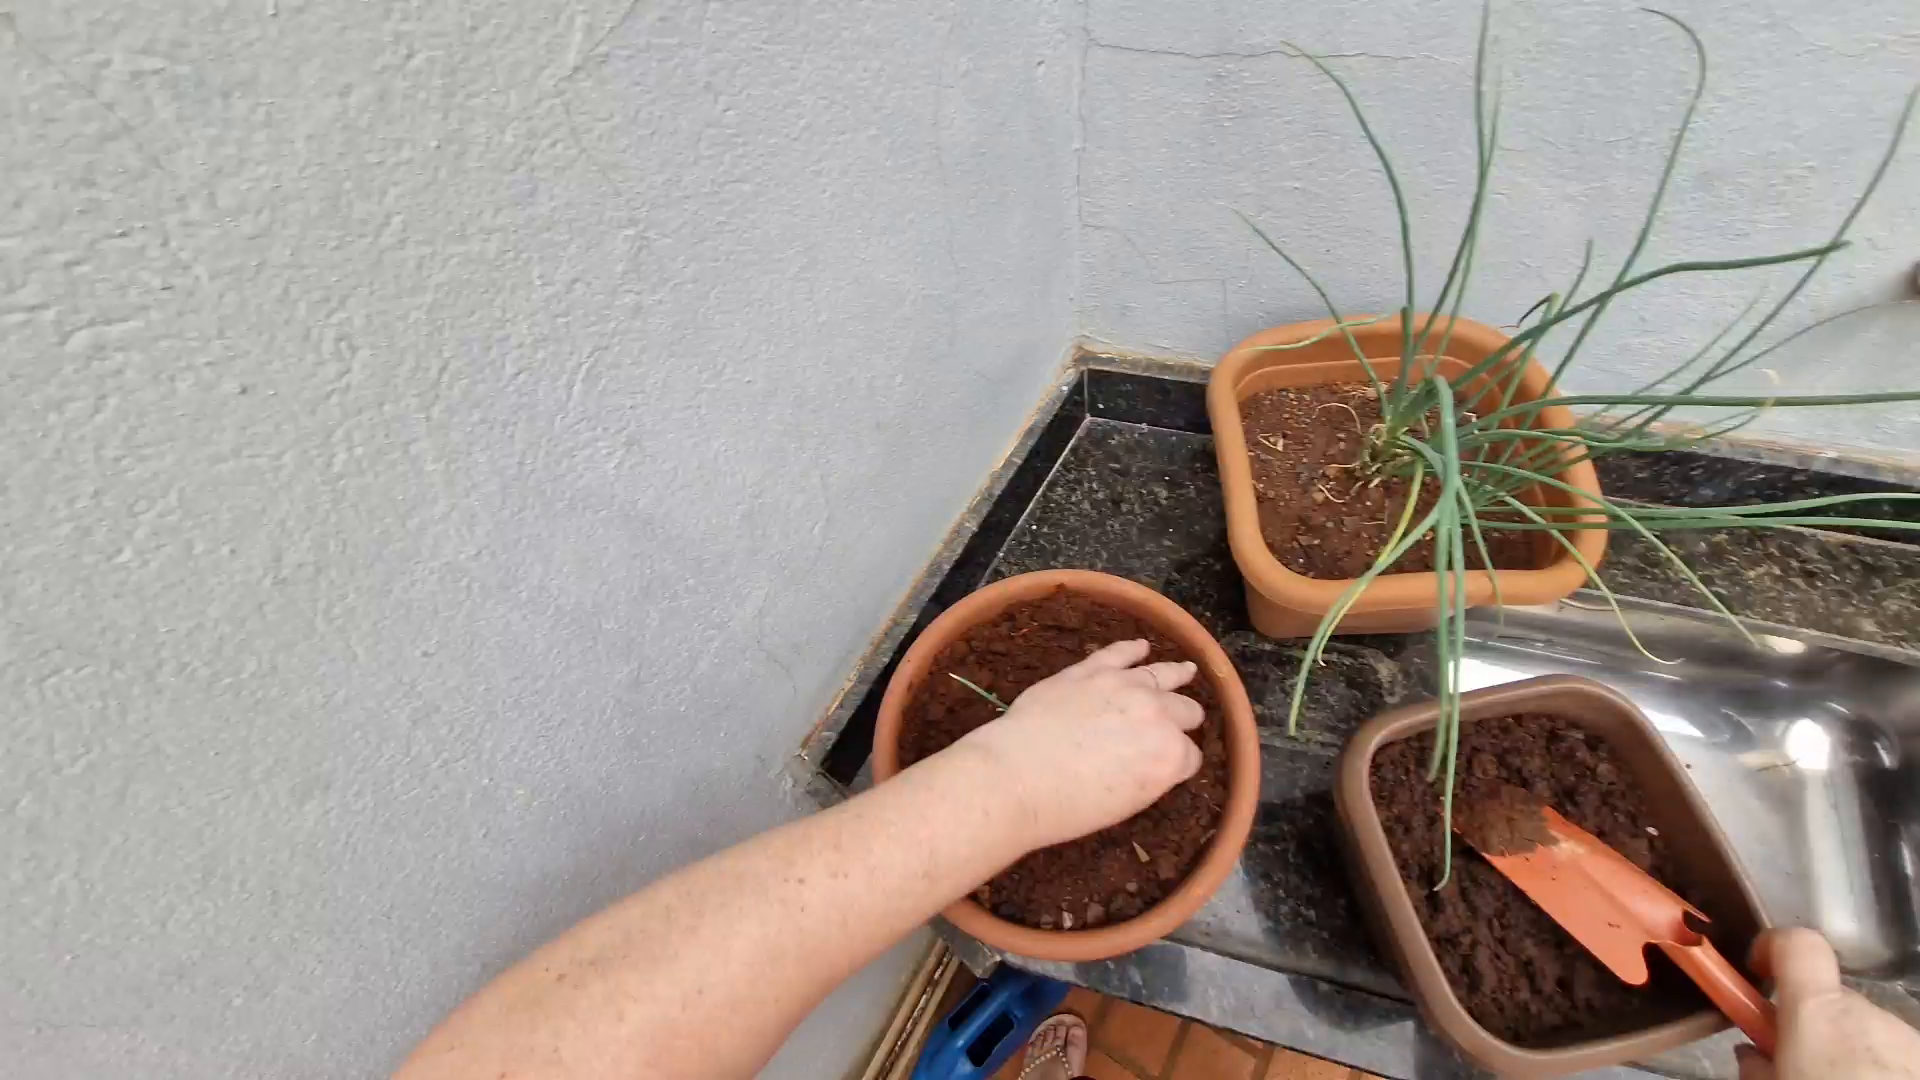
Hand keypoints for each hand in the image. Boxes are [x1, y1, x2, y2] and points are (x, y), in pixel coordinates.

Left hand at [952, 639, 1205, 850]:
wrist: (1017, 775)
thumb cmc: (1067, 805)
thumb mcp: (1125, 803)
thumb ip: (1148, 775)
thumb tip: (1148, 761)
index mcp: (1170, 756)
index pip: (1190, 757)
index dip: (1180, 763)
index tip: (1170, 766)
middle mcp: (1156, 715)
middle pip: (1185, 711)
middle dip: (1183, 720)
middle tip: (1178, 724)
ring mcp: (1123, 686)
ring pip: (1162, 674)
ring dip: (1176, 674)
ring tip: (1186, 670)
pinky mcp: (1089, 671)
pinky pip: (1118, 653)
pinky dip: (1132, 649)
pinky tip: (1141, 647)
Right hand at [1737, 928, 1919, 1079]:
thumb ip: (1754, 1062)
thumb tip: (1754, 1054)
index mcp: (1821, 1009)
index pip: (1798, 943)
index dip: (1772, 947)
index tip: (1757, 976)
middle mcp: (1874, 1017)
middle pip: (1835, 1000)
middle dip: (1816, 1026)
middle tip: (1801, 1065)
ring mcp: (1918, 1048)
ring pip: (1873, 1036)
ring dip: (1855, 1056)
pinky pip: (1904, 1062)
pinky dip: (1887, 1074)